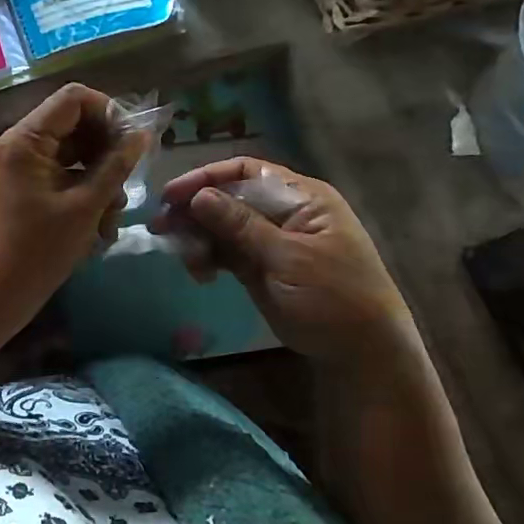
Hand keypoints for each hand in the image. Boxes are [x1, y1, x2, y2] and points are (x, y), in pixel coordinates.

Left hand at [0, 83, 146, 325]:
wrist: (1, 292)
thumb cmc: (41, 250)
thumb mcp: (86, 206)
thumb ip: (116, 165)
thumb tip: (142, 135)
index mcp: (24, 140)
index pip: (74, 99)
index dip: (109, 113)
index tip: (133, 142)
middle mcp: (18, 142)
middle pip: (75, 123)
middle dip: (106, 150)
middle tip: (128, 181)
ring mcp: (21, 164)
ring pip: (74, 150)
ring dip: (100, 175)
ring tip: (114, 213)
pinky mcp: (26, 183)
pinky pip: (64, 171)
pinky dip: (86, 189)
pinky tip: (102, 223)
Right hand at [152, 158, 417, 364]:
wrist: (360, 351)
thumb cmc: (335, 296)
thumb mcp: (287, 257)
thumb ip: (241, 225)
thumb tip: (198, 196)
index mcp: (300, 197)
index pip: (245, 172)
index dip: (206, 178)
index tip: (172, 196)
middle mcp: (281, 211)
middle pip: (227, 198)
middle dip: (194, 211)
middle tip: (162, 229)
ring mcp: (268, 240)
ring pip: (220, 226)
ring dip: (197, 238)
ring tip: (186, 259)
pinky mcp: (258, 266)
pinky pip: (224, 252)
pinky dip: (207, 258)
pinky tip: (200, 274)